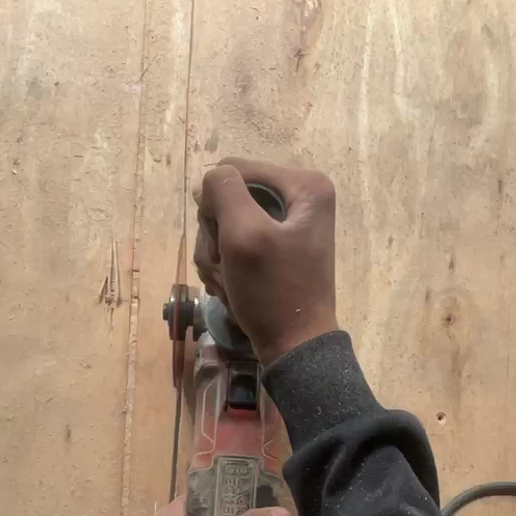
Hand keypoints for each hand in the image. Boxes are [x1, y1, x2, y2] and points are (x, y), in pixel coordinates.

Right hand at [192, 157, 339, 365]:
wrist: (294, 346)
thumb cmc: (273, 292)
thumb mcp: (244, 235)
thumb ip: (224, 191)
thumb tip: (211, 179)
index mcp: (304, 185)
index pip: (232, 169)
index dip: (215, 205)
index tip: (224, 244)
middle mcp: (300, 198)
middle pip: (229, 198)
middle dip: (217, 236)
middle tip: (225, 268)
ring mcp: (288, 226)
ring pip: (226, 225)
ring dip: (217, 257)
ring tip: (228, 283)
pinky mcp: (277, 251)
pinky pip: (236, 246)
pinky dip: (227, 269)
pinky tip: (233, 289)